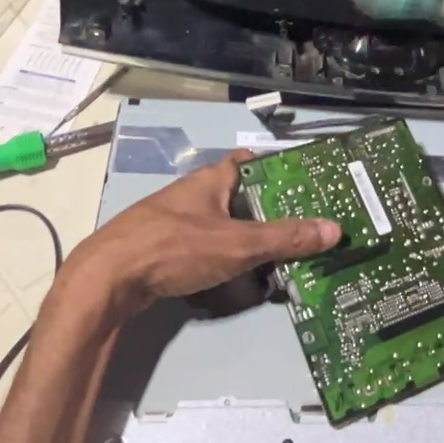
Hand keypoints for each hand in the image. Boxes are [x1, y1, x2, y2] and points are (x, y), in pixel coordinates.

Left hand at [62, 150, 340, 319]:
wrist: (108, 280)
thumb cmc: (175, 247)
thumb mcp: (238, 244)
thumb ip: (285, 238)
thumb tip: (335, 229)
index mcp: (212, 179)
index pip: (252, 162)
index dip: (280, 169)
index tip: (309, 184)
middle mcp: (195, 193)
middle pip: (242, 197)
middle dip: (271, 213)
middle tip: (306, 230)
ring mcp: (178, 221)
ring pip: (224, 226)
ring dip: (250, 240)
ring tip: (284, 258)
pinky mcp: (166, 249)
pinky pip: (207, 249)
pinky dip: (227, 260)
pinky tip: (244, 278)